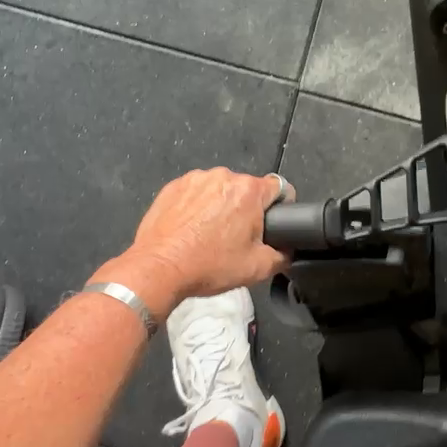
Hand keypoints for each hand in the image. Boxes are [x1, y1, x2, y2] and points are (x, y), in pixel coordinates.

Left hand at [92, 168, 293, 315]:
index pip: (279, 188)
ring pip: (220, 189)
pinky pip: (195, 192)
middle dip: (245, 208)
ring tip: (207, 234)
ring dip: (219, 205)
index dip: (279, 206)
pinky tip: (189, 229)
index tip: (269, 223)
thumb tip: (289, 249)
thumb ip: (283, 255)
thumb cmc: (208, 266)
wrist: (157, 270)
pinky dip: (195, 205)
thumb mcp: (256, 268)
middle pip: (246, 189)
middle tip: (234, 237)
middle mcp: (225, 176)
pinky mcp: (173, 186)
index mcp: (249, 191)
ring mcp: (196, 179)